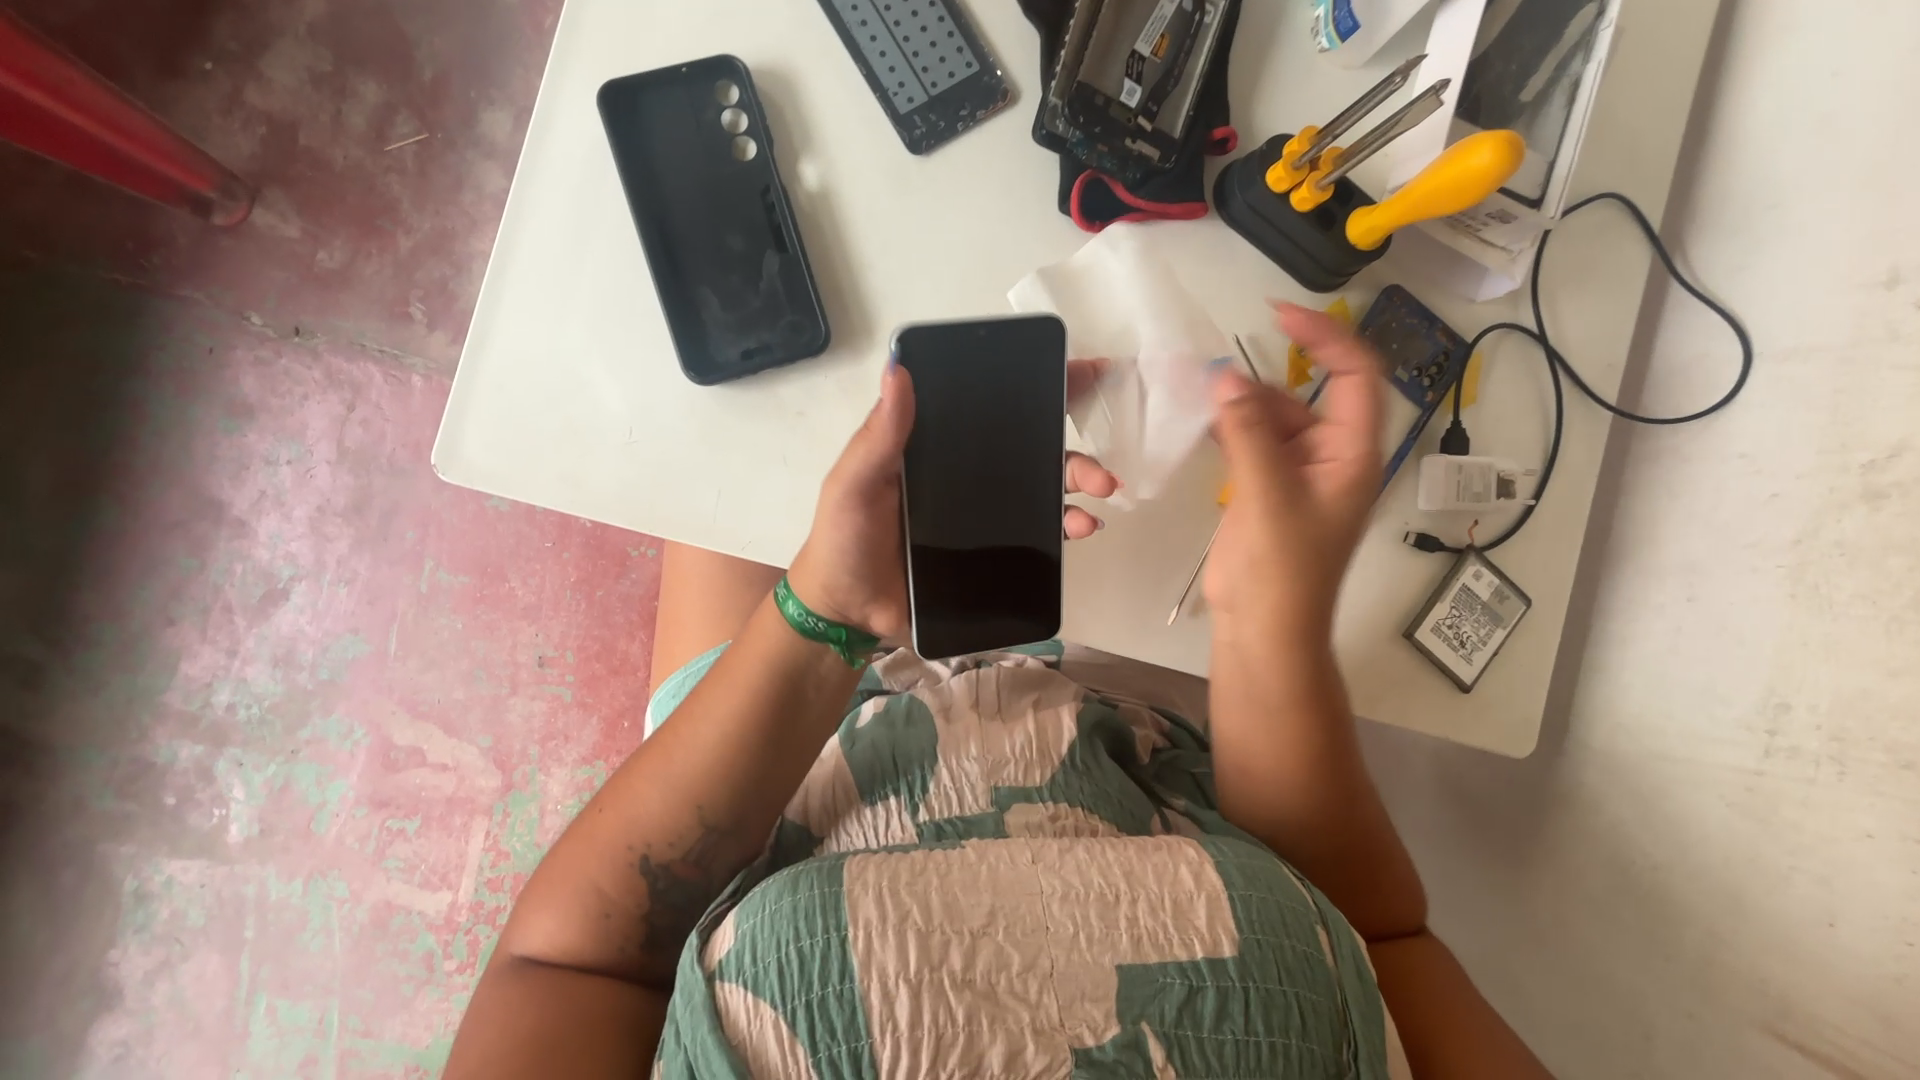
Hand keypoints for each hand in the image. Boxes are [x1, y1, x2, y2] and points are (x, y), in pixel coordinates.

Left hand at [787, 359, 1118, 638]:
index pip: (992, 408)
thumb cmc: (845, 539)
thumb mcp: (854, 483)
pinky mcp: (993, 554)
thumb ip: (878, 436)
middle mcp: (969, 476)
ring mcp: (984, 517)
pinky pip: (1038, 537)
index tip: (1083, 373)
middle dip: (1075, 450)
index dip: (1038, 388)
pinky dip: (1068, 527)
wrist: (848, 612)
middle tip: (1097, 466)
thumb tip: (898, 370)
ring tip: (1099, 492)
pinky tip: (1082, 527)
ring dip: (1080, 484)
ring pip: (1045, 491)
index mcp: (938, 448)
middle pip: (1033, 450)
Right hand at [1203, 302, 1384, 638]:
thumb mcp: (1268, 495)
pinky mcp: (1265, 491)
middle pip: (1303, 396)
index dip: (1325, 337)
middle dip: (1261, 381)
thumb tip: (1225, 377)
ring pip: (1271, 420)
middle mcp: (1330, 456)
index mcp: (1352, 453)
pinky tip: (1199, 421)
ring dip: (1238, 405)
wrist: (1263, 628)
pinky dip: (1228, 429)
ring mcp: (1295, 475)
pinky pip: (1251, 444)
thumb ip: (1248, 432)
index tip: (1278, 315)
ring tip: (1195, 394)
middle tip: (1209, 376)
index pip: (1355, 375)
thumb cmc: (1281, 568)